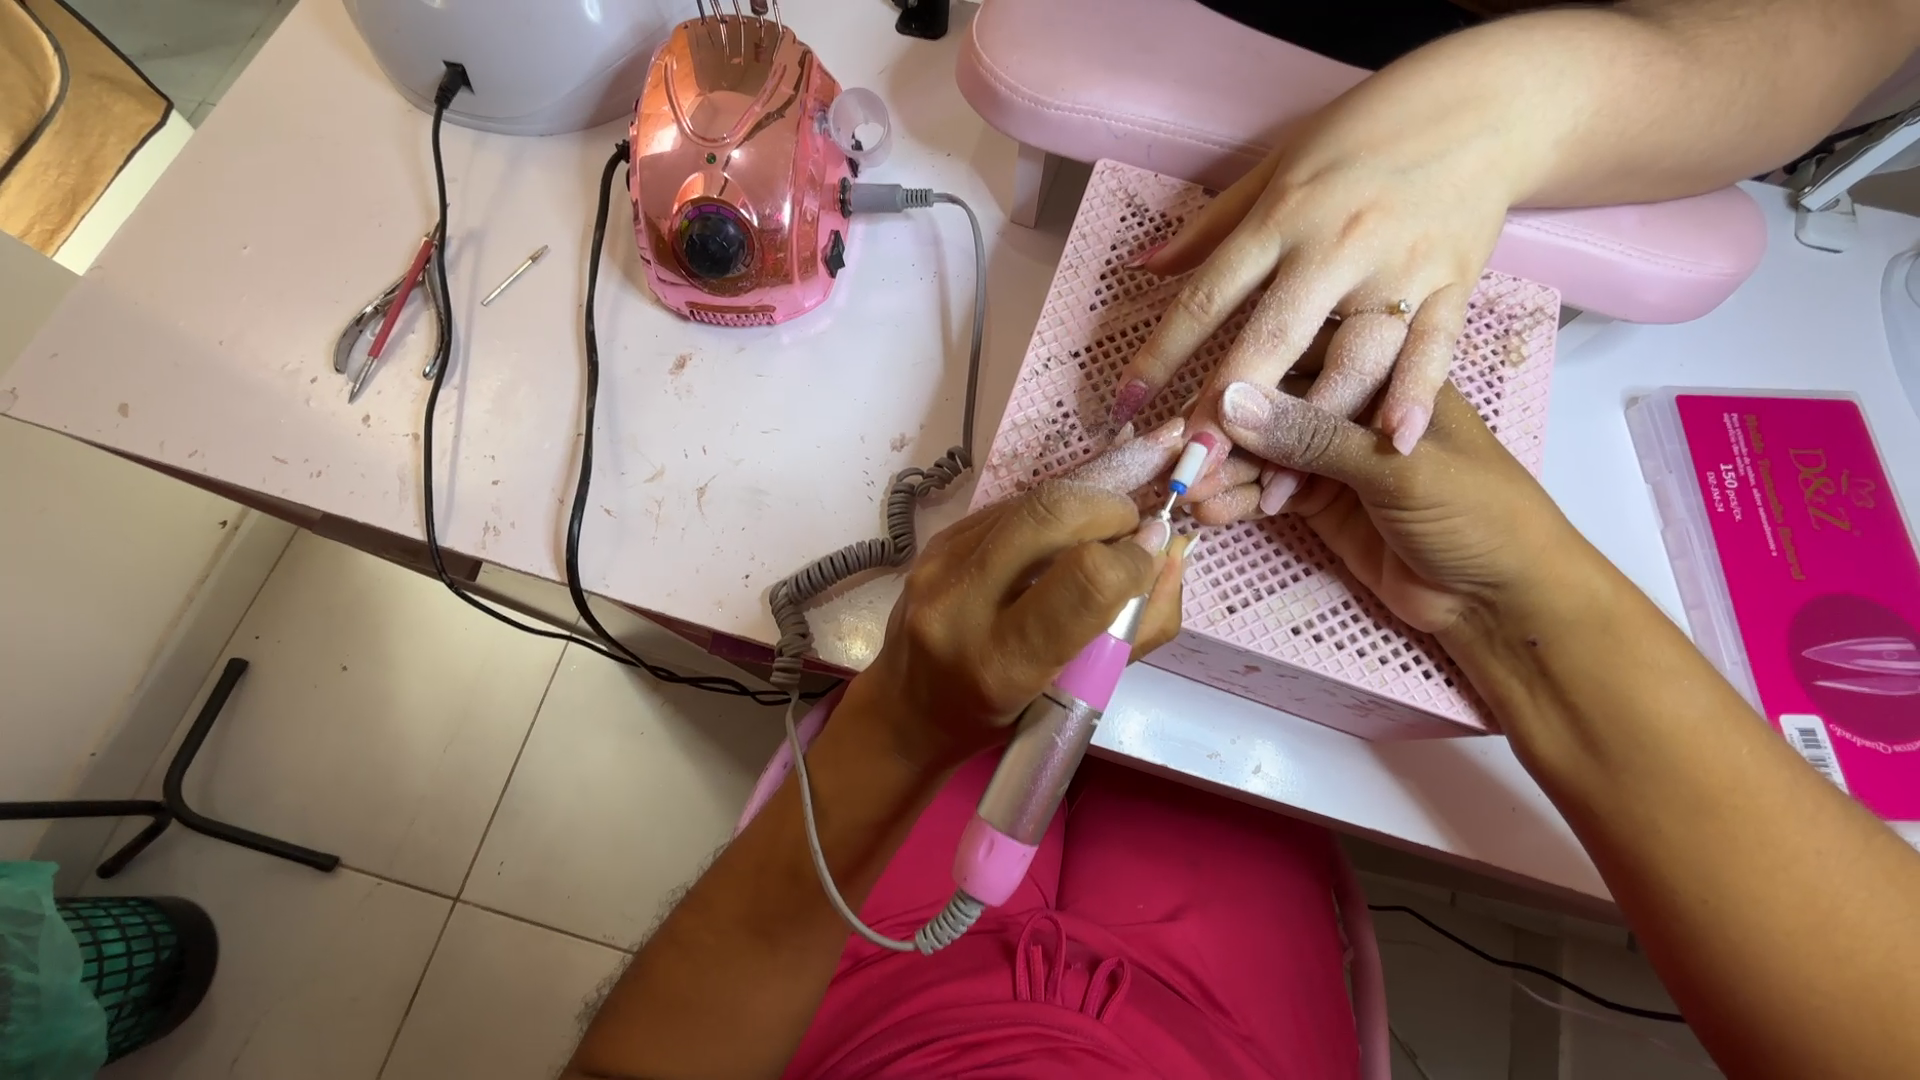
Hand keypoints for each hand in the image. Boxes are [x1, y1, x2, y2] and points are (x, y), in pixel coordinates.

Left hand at [846, 421, 1191, 769]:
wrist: (908, 710)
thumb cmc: (1000, 718)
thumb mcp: (1076, 694)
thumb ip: (1137, 630)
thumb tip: (1170, 555)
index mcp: (1001, 662)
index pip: (1083, 580)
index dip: (1131, 559)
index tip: (1149, 558)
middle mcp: (960, 603)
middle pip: (1051, 513)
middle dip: (1109, 509)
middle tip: (1129, 531)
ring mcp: (940, 564)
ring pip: (1030, 501)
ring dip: (1081, 507)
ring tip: (1095, 537)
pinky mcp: (936, 541)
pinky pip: (1008, 507)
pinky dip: (1048, 515)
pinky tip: (1052, 543)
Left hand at [1112, 91, 1519, 515]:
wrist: (1488, 100)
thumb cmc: (1362, 135)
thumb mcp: (1274, 167)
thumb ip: (1208, 227)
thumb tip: (1142, 267)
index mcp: (1279, 218)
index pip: (1204, 299)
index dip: (1158, 358)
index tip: (1124, 409)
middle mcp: (1334, 246)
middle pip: (1270, 338)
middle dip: (1228, 406)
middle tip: (1193, 462)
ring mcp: (1400, 265)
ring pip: (1352, 356)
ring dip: (1314, 424)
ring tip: (1278, 486)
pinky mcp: (1457, 280)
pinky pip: (1435, 347)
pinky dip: (1416, 394)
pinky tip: (1394, 442)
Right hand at [1214, 380, 1574, 634]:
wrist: (1503, 599)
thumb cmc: (1476, 514)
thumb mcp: (1396, 468)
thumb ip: (1312, 436)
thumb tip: (1230, 402)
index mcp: (1386, 375)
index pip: (1301, 362)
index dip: (1244, 386)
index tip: (1196, 414)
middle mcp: (1351, 408)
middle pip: (1272, 411)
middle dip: (1225, 439)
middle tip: (1180, 464)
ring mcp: (1332, 457)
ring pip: (1263, 455)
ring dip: (1226, 475)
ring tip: (1188, 496)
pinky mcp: (1319, 501)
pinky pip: (1267, 493)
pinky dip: (1239, 503)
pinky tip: (1210, 514)